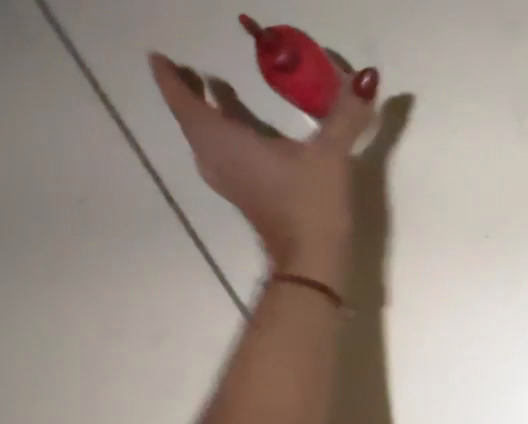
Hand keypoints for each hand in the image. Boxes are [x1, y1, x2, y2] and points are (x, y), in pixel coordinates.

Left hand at [149, 52, 377, 286]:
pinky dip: (226, 139)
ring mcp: (230, 183)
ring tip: (216, 94)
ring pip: (207, 142)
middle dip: (190, 94)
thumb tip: (367, 79)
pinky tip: (245, 134)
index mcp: (223, 141)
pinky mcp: (246, 199)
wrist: (313, 263)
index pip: (185, 101)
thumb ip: (344, 116)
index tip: (160, 58)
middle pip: (192, 121)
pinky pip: (224, 158)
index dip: (171, 78)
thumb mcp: (329, 155)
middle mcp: (216, 160)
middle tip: (191, 71)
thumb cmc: (310, 204)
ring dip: (209, 118)